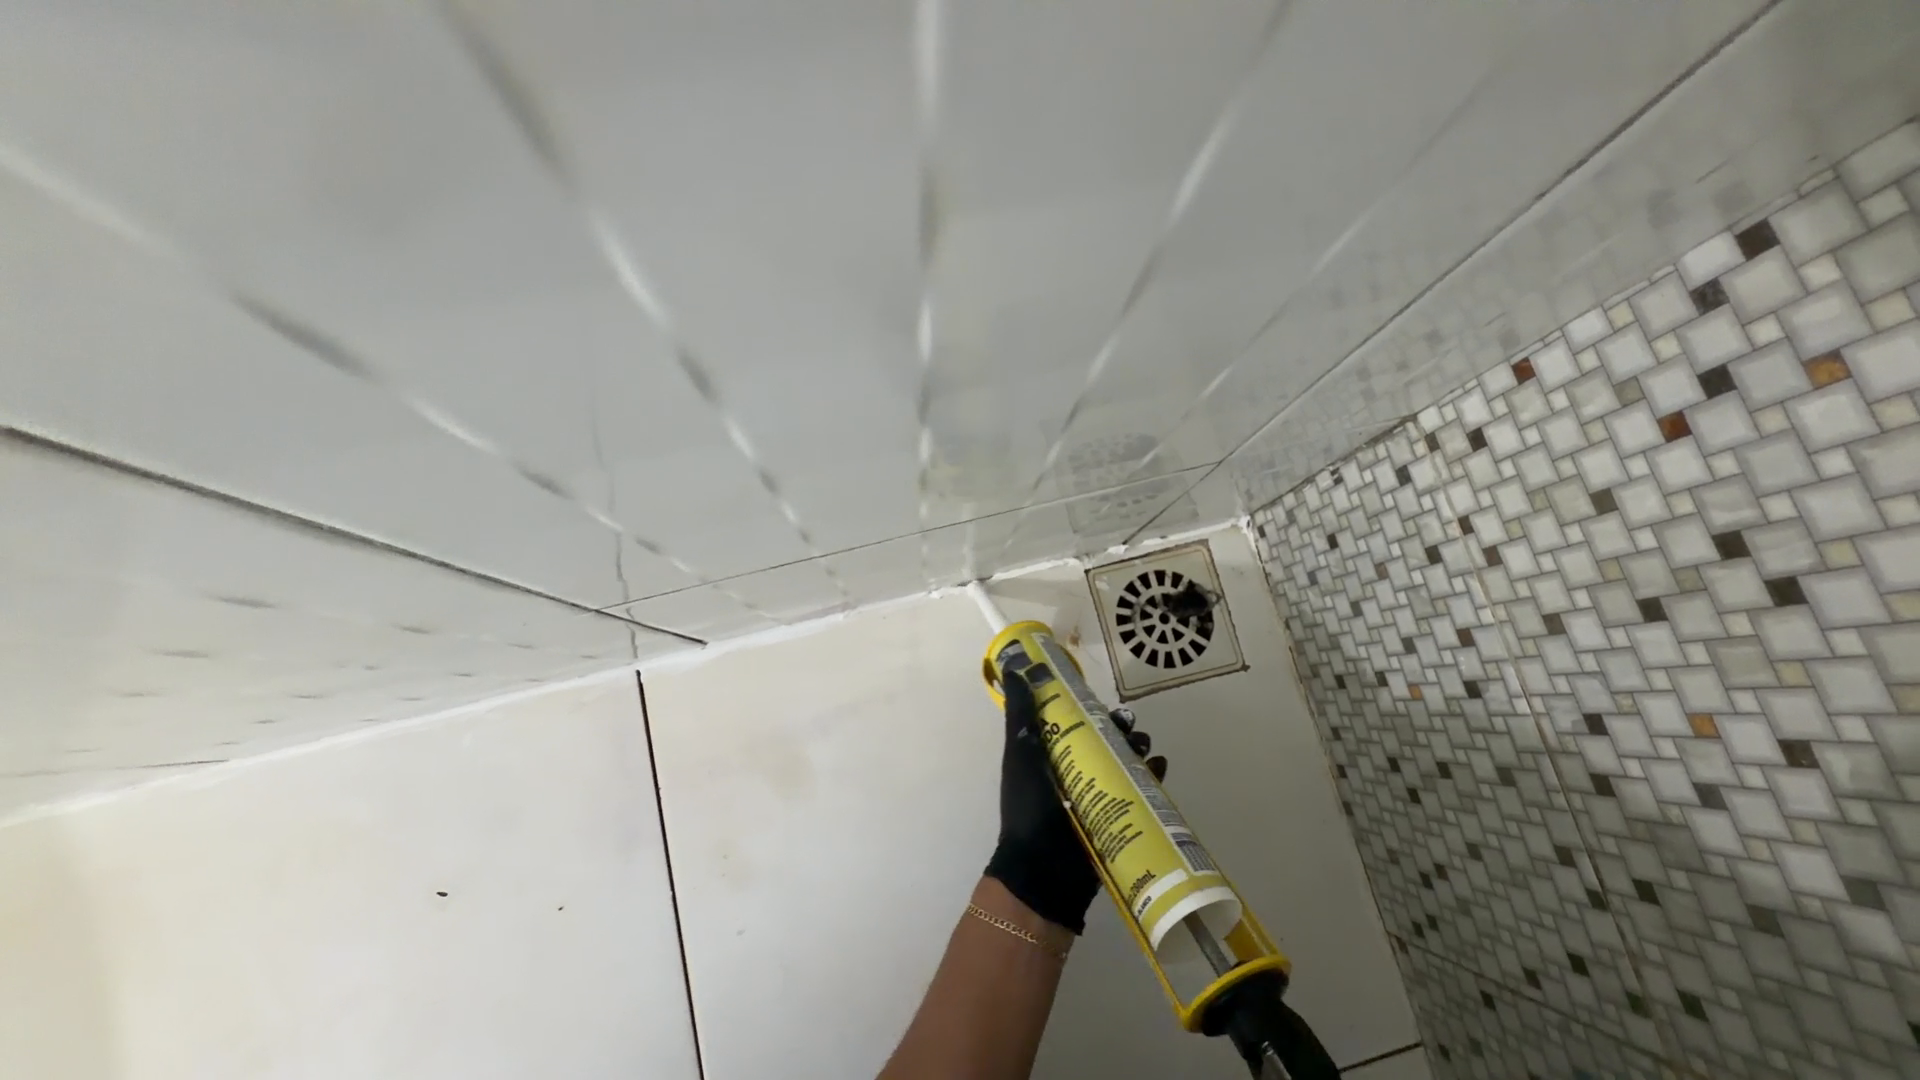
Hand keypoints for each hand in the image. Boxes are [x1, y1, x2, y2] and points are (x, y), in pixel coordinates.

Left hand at [984, 670, 1165, 933]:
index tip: (1103, 702)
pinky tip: (1159, 767)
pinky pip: (1137, 794)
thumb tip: (1016, 672)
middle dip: (1120, 731)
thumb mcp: (1020, 756)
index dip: (1090, 712)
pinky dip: (1150, 778)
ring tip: (1146, 746)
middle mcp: (1072, 776)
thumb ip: (1021, 717)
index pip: (1073, 726)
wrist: (1042, 872)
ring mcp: (1095, 799)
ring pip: (1122, 766)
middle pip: (1102, 744)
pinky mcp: (1114, 820)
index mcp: (1047, 759)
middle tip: (1132, 726)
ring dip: (1137, 751)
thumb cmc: (1029, 809)